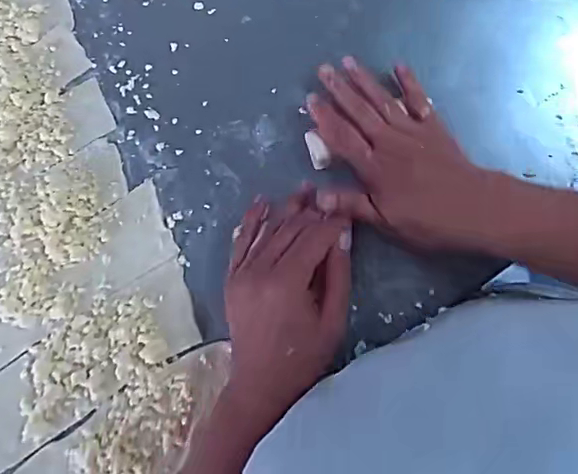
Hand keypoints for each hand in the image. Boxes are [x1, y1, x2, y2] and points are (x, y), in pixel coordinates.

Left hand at [220, 191, 350, 427]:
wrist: (260, 386)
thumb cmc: (304, 358)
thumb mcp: (332, 321)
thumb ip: (337, 275)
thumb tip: (341, 233)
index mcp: (287, 282)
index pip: (313, 239)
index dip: (331, 223)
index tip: (345, 212)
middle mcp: (261, 271)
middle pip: (290, 230)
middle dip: (310, 211)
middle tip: (326, 195)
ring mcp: (242, 272)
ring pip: (268, 230)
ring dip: (285, 209)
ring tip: (302, 191)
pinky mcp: (232, 277)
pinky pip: (242, 241)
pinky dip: (252, 220)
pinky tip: (262, 202)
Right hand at [308, 57, 513, 253]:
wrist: (476, 209)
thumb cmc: (429, 221)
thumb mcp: (387, 222)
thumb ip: (352, 205)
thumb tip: (316, 196)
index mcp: (374, 166)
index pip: (342, 137)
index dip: (325, 118)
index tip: (310, 99)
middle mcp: (388, 142)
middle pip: (359, 112)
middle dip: (339, 90)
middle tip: (322, 69)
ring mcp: (411, 131)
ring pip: (382, 101)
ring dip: (364, 80)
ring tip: (348, 61)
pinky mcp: (432, 127)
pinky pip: (418, 100)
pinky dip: (408, 82)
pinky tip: (398, 66)